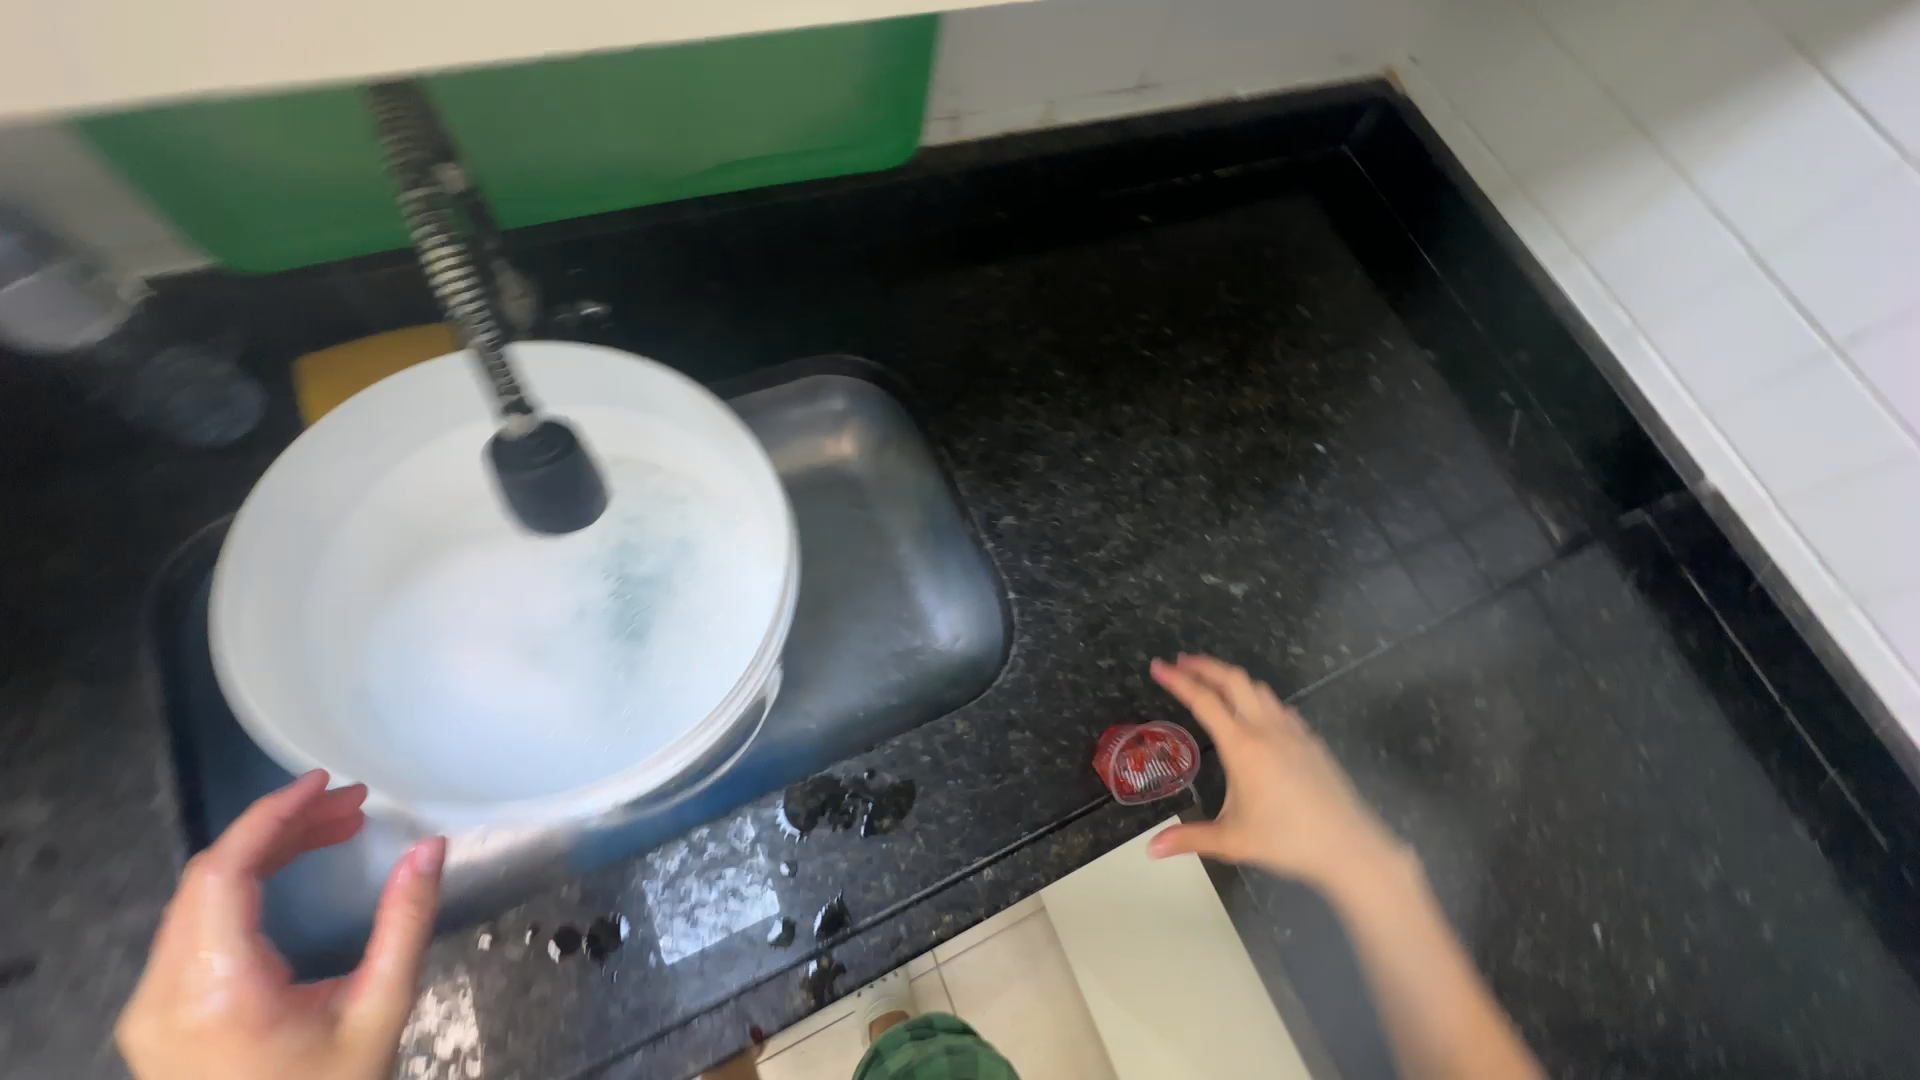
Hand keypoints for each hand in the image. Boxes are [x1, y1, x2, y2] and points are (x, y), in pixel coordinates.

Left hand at [116, 770, 446, 1079]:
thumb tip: (431, 846)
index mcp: (215, 988)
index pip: (223, 874)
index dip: (271, 816)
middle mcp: (163, 991)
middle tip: (356, 805)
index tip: (325, 782)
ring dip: (267, 852)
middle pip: (209, 878)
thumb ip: (406, 922)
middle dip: (283, 827)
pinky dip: (248, 885)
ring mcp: (152, 1005)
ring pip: (199, 899)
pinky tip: (293, 874)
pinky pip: (196, 926)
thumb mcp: (383, 1006)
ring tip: (338, 828)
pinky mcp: (160, 1013)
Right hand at [1146, 654, 1408, 885]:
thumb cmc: (1287, 842)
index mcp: (1242, 746)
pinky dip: (1258, 699)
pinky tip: (1256, 714)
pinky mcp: (1311, 740)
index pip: (1203, 700)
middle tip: (1181, 662)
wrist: (1350, 847)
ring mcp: (1293, 731)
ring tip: (1214, 683)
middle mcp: (1266, 729)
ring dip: (1232, 679)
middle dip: (1204, 665)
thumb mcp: (1231, 841)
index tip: (1158, 666)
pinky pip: (1279, 707)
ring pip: (1258, 688)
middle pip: (1233, 679)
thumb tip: (1152, 849)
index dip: (1178, 680)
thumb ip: (1189, 838)